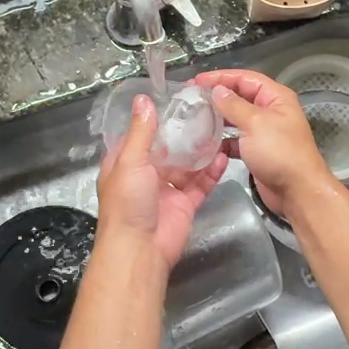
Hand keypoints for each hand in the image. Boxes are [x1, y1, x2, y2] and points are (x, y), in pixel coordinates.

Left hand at [96, 95, 228, 268]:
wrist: (140, 249)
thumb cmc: (127, 203)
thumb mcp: (130, 161)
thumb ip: (141, 131)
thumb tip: (143, 99)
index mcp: (125, 163)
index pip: (138, 135)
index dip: (153, 119)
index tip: (173, 100)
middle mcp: (145, 175)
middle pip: (166, 149)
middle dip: (182, 134)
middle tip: (204, 112)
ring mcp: (167, 190)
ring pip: (186, 166)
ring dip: (200, 151)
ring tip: (218, 130)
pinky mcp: (185, 204)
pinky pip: (200, 184)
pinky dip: (211, 172)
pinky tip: (223, 157)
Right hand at [191, 70, 340, 220]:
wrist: (297, 192)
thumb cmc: (279, 152)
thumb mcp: (255, 123)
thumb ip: (234, 105)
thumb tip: (217, 90)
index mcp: (276, 97)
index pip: (245, 78)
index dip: (221, 77)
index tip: (197, 81)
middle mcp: (271, 110)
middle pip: (241, 96)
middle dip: (218, 96)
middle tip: (192, 98)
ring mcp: (265, 131)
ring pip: (237, 118)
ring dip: (219, 118)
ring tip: (195, 117)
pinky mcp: (258, 151)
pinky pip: (237, 139)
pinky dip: (224, 140)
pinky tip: (206, 143)